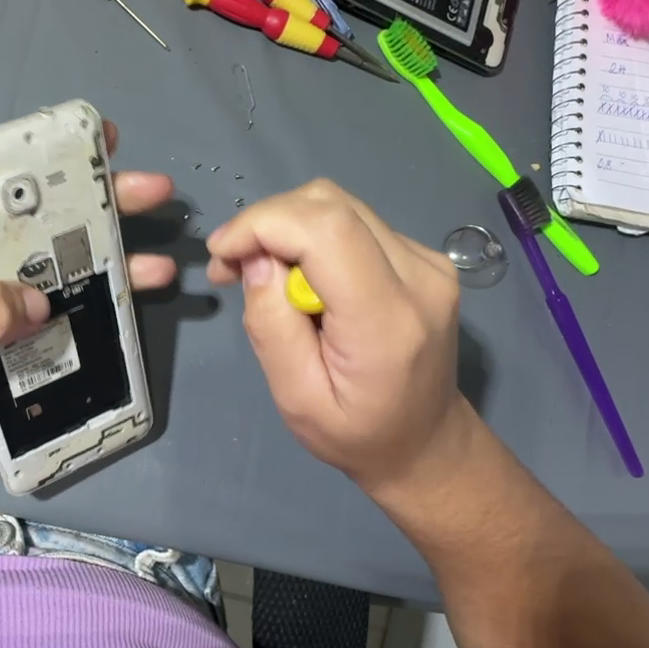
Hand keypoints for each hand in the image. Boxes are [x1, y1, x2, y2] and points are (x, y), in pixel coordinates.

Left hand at [0, 123, 179, 470]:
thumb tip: (41, 302)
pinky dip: (94, 309)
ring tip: (162, 266)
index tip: (98, 146)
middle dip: (99, 208)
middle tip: (155, 192)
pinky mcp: (7, 338)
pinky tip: (128, 308)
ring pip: (59, 272)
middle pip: (42, 229)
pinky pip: (58, 315)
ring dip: (109, 264)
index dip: (50, 168)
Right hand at [206, 179, 469, 492]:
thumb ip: (273, 328)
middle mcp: (417, 275)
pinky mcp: (422, 258)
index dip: (263, 224)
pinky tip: (296, 277)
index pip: (325, 229)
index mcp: (386, 319)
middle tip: (230, 268)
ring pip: (339, 206)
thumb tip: (256, 260)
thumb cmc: (356, 434)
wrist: (425, 441)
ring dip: (285, 228)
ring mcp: (426, 261)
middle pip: (329, 205)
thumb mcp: (298, 400)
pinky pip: (354, 224)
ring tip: (257, 272)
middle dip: (266, 223)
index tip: (221, 255)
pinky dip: (311, 237)